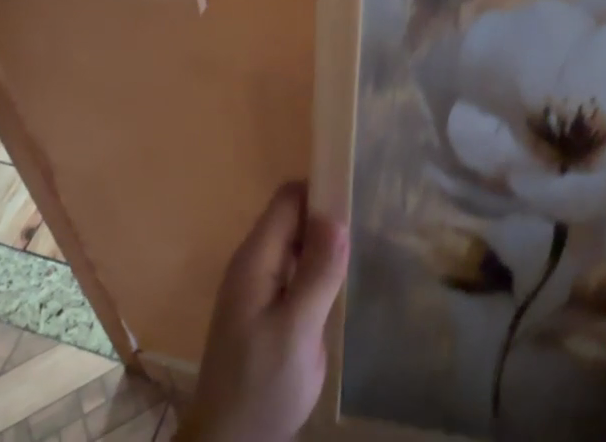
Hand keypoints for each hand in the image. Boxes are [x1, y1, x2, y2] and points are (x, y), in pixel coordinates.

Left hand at [181, 182, 349, 441]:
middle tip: (374, 220)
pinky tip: (348, 279)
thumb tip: (338, 216)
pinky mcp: (270, 310)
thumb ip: (317, 273)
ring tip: (370, 242)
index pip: (287, 200)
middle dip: (328, 215)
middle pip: (293, 219)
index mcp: (255, 260)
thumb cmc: (262, 384)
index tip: (359, 191)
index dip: (320, 189)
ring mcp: (260, 288)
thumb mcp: (296, 330)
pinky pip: (297, 272)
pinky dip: (320, 268)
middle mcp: (255, 265)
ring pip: (297, 245)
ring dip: (327, 242)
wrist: (231, 441)